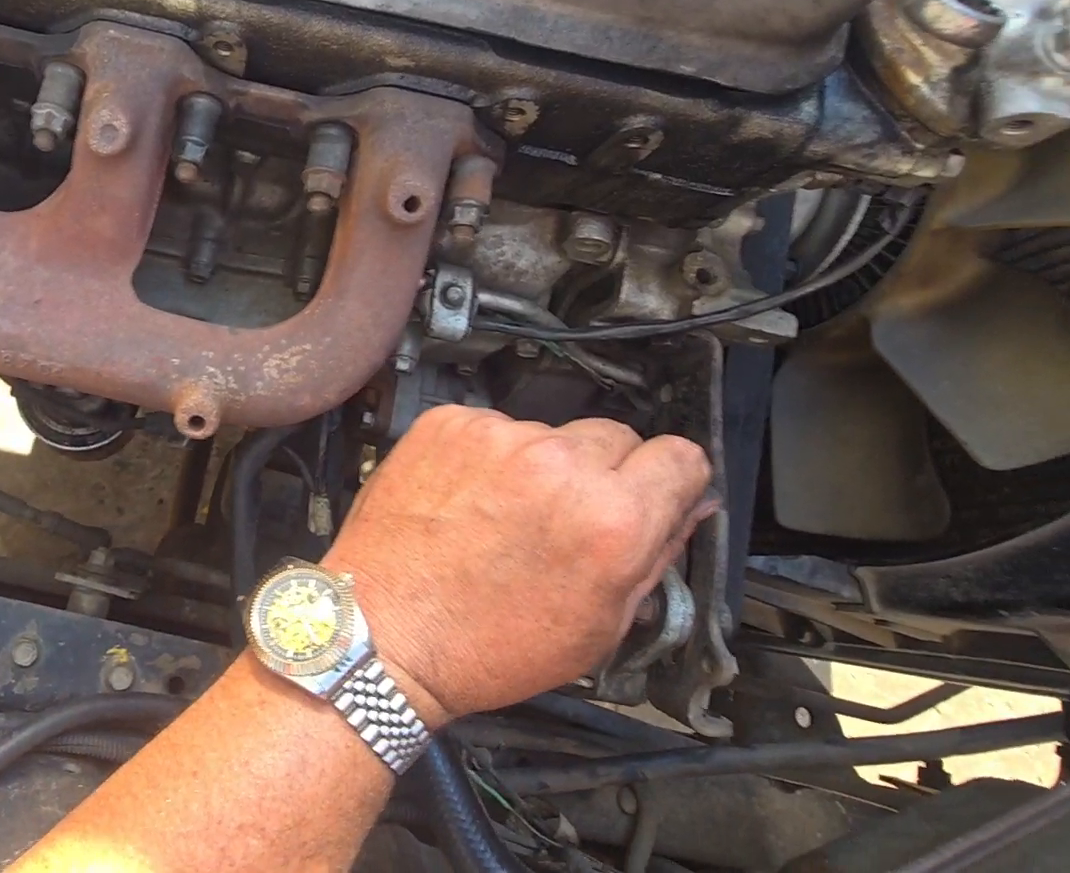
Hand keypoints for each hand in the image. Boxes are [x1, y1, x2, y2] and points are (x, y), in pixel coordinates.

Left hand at [322, 406, 715, 726]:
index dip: (667, 481)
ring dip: (539, 464)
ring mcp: (496, 437)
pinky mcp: (446, 425)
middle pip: (614, 437)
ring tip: (502, 515)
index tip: (650, 492)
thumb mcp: (598, 624)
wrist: (384, 630)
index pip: (680, 457)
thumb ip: (653, 554)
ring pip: (548, 432)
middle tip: (562, 517)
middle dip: (601, 474)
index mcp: (612, 518)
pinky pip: (491, 426)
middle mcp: (557, 464)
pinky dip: (487, 454)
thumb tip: (685, 507)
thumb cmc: (482, 643)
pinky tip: (468, 498)